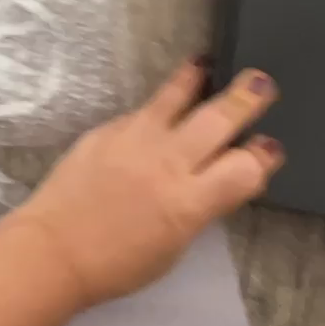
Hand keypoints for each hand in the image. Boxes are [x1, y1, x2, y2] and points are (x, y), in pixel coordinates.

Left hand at [6, 61, 283, 307]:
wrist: (54, 248)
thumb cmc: (117, 263)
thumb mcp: (174, 246)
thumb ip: (198, 207)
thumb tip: (212, 180)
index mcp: (189, 202)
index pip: (244, 169)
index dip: (263, 158)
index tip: (270, 148)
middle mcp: (167, 163)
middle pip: (216, 120)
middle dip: (244, 99)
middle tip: (260, 81)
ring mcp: (133, 141)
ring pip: (173, 99)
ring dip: (194, 79)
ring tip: (205, 62)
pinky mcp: (105, 131)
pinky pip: (140, 114)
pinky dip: (156, 108)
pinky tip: (159, 107)